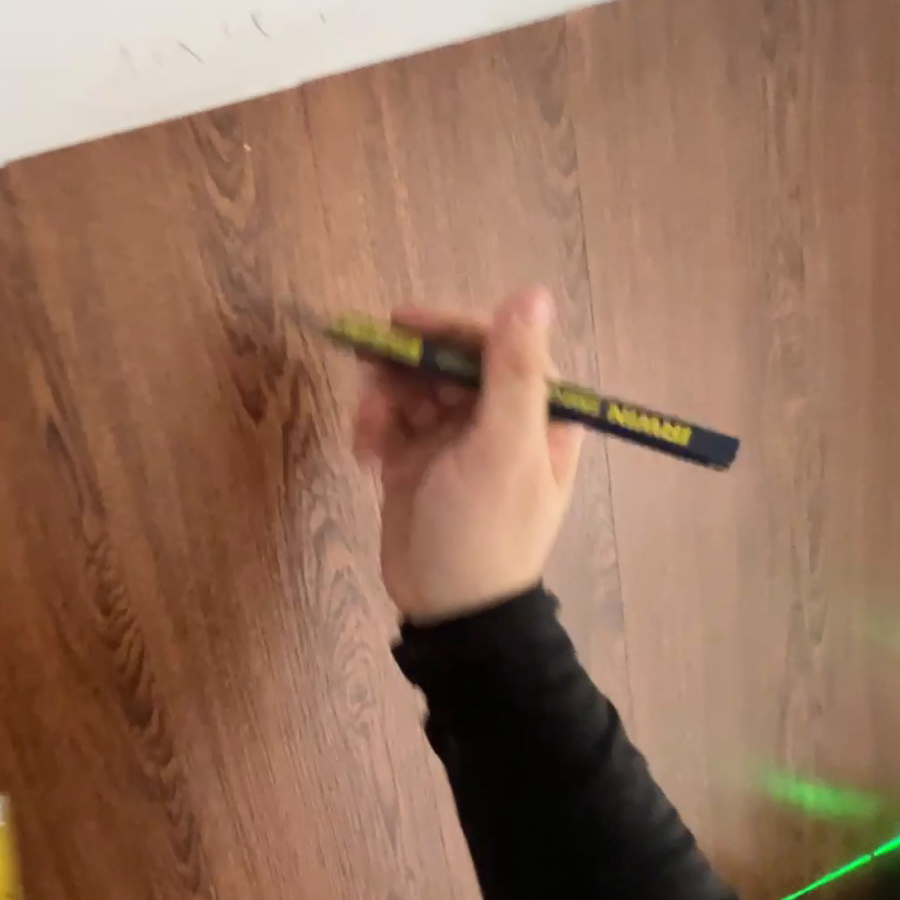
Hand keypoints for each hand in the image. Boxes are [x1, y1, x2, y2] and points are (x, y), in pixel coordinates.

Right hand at [351, 286, 582, 622]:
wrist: (447, 606)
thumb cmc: (484, 530)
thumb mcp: (502, 451)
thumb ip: (513, 374)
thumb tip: (530, 293)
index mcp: (535, 411)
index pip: (494, 344)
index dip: (447, 329)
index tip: (398, 325)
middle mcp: (495, 418)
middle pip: (444, 365)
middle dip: (405, 374)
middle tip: (371, 386)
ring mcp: (451, 440)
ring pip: (409, 392)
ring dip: (382, 404)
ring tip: (368, 434)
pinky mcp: (414, 460)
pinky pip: (389, 423)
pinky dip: (372, 432)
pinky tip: (365, 456)